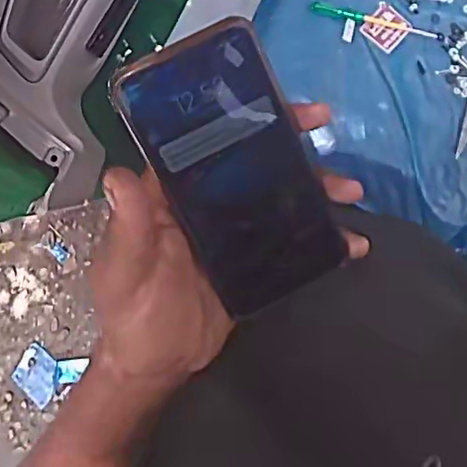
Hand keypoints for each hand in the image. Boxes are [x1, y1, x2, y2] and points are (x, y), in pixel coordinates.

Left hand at [90, 102, 365, 395]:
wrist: (155, 363)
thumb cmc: (128, 308)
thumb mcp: (122, 264)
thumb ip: (126, 223)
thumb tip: (117, 175)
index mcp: (170, 191)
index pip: (204, 141)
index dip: (237, 117)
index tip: (269, 103)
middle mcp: (204, 200)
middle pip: (250, 160)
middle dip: (288, 141)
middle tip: (321, 124)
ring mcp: (232, 229)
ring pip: (277, 194)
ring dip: (313, 186)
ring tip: (347, 189)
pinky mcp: (255, 260)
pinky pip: (291, 239)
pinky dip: (321, 237)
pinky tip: (348, 240)